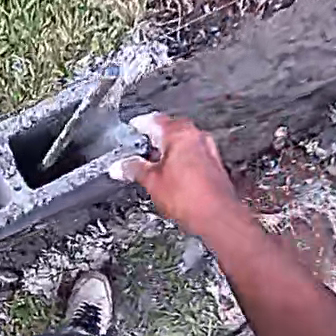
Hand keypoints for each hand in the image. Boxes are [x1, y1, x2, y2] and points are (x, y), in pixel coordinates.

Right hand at [123, 113, 252, 241]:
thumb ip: (134, 169)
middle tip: (140, 149)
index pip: (155, 121)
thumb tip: (119, 166)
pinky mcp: (214, 165)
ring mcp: (208, 150)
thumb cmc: (188, 196)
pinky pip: (193, 156)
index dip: (140, 125)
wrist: (215, 215)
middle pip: (170, 131)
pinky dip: (181, 161)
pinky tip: (173, 176)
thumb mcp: (151, 182)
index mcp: (179, 134)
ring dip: (169, 151)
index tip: (133, 128)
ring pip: (183, 144)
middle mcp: (197, 137)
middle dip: (155, 140)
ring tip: (154, 166)